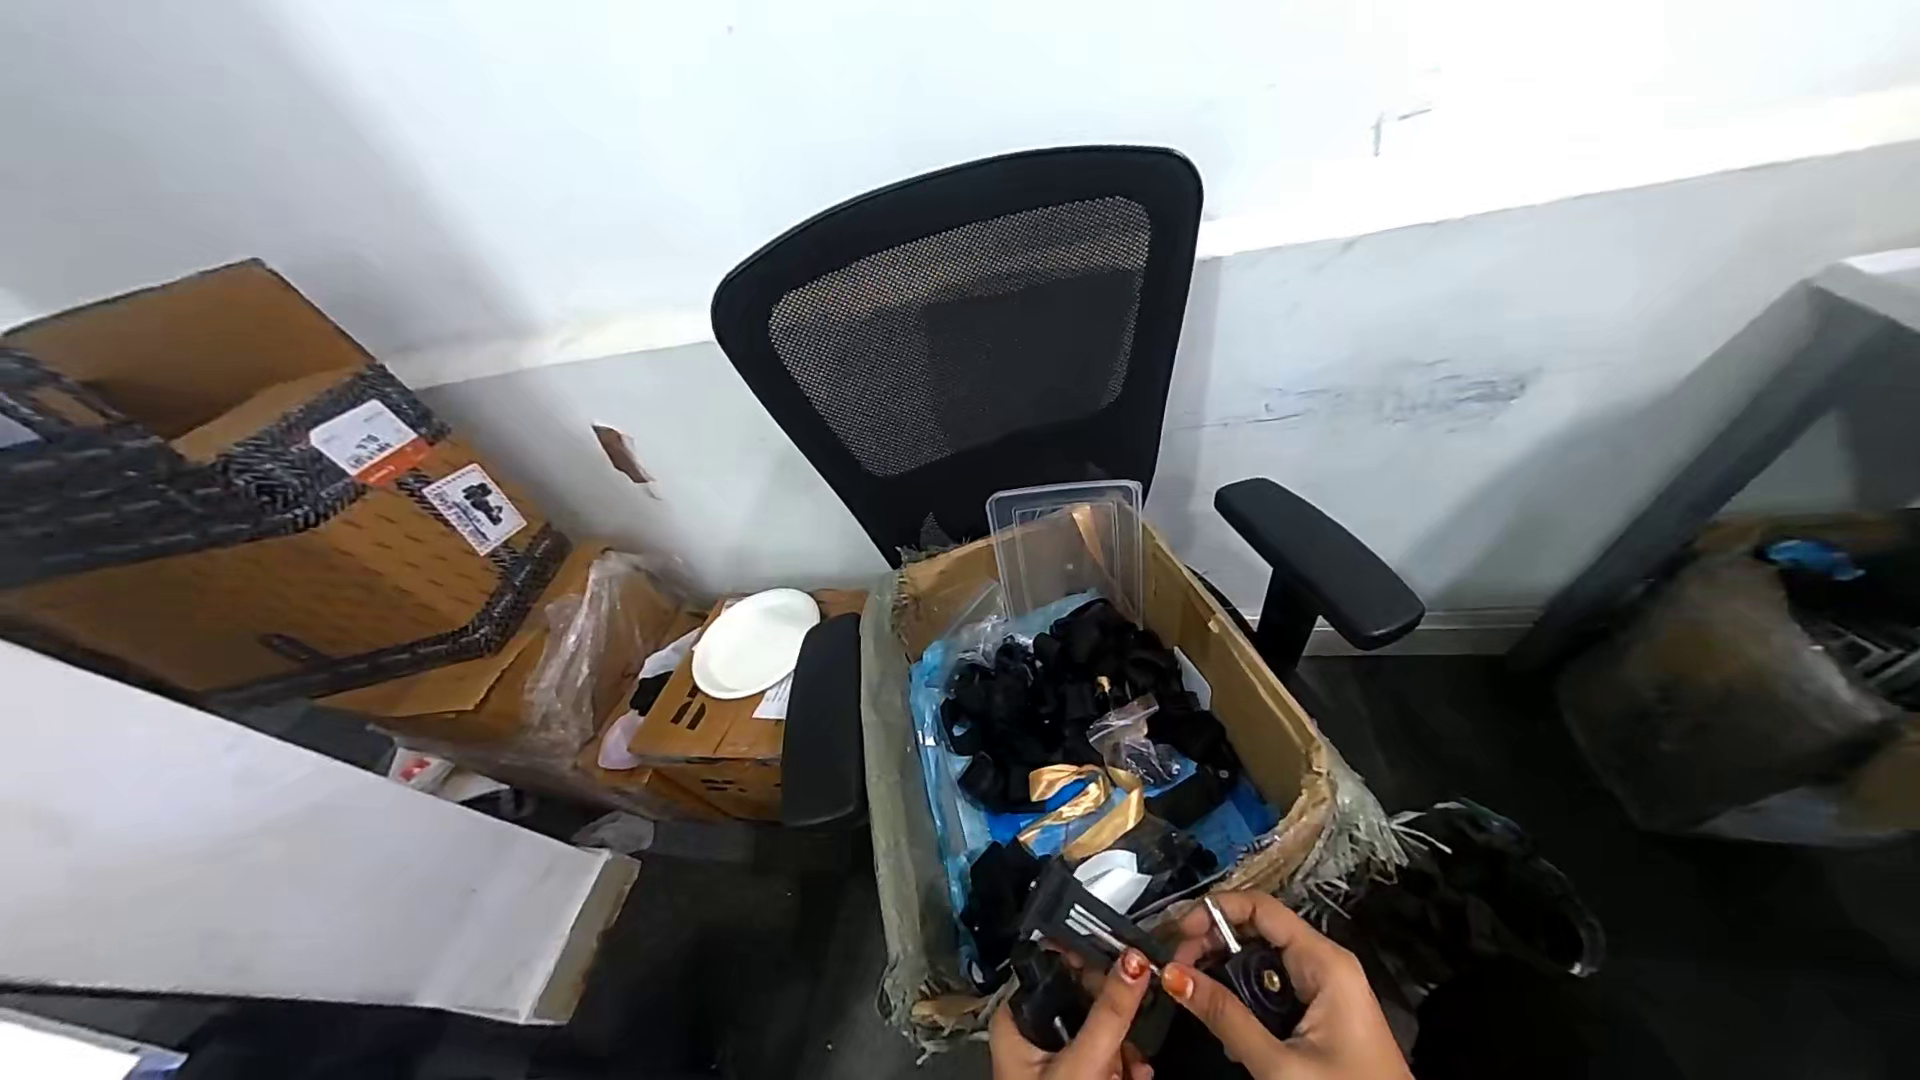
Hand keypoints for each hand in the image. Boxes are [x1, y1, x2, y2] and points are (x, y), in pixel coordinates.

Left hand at [990, 947, 1154, 1079]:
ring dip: (1123, 1044)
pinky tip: (1136, 1075)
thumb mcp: (1082, 1064)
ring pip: (1097, 1027)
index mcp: (1017, 1015)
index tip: (1125, 955)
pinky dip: (1123, 1065)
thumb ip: (1109, 1014)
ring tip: (1134, 1064)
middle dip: (1114, 1012)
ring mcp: (1054, 1055)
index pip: (1053, 963)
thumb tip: (1135, 960)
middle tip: (1134, 1022)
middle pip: (1081, 995)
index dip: (1089, 957)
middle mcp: (1032, 1028)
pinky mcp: (1075, 1076)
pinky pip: (1103, 1056)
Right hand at [1162, 891, 1410, 1079]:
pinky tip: (1227, 1025)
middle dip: (1212, 945)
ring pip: (1259, 959)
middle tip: (1179, 971)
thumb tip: (1172, 974)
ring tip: (1199, 1002)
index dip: (1213, 911)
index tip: (1177, 935)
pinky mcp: (1320, 1013)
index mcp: (1324, 962)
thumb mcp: (1280, 1066)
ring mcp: (1324, 988)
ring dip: (1224, 975)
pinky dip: (1243, 997)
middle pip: (1255, 929)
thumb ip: (1224, 1016)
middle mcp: (1325, 964)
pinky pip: (1271, 987)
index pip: (1258, 906)